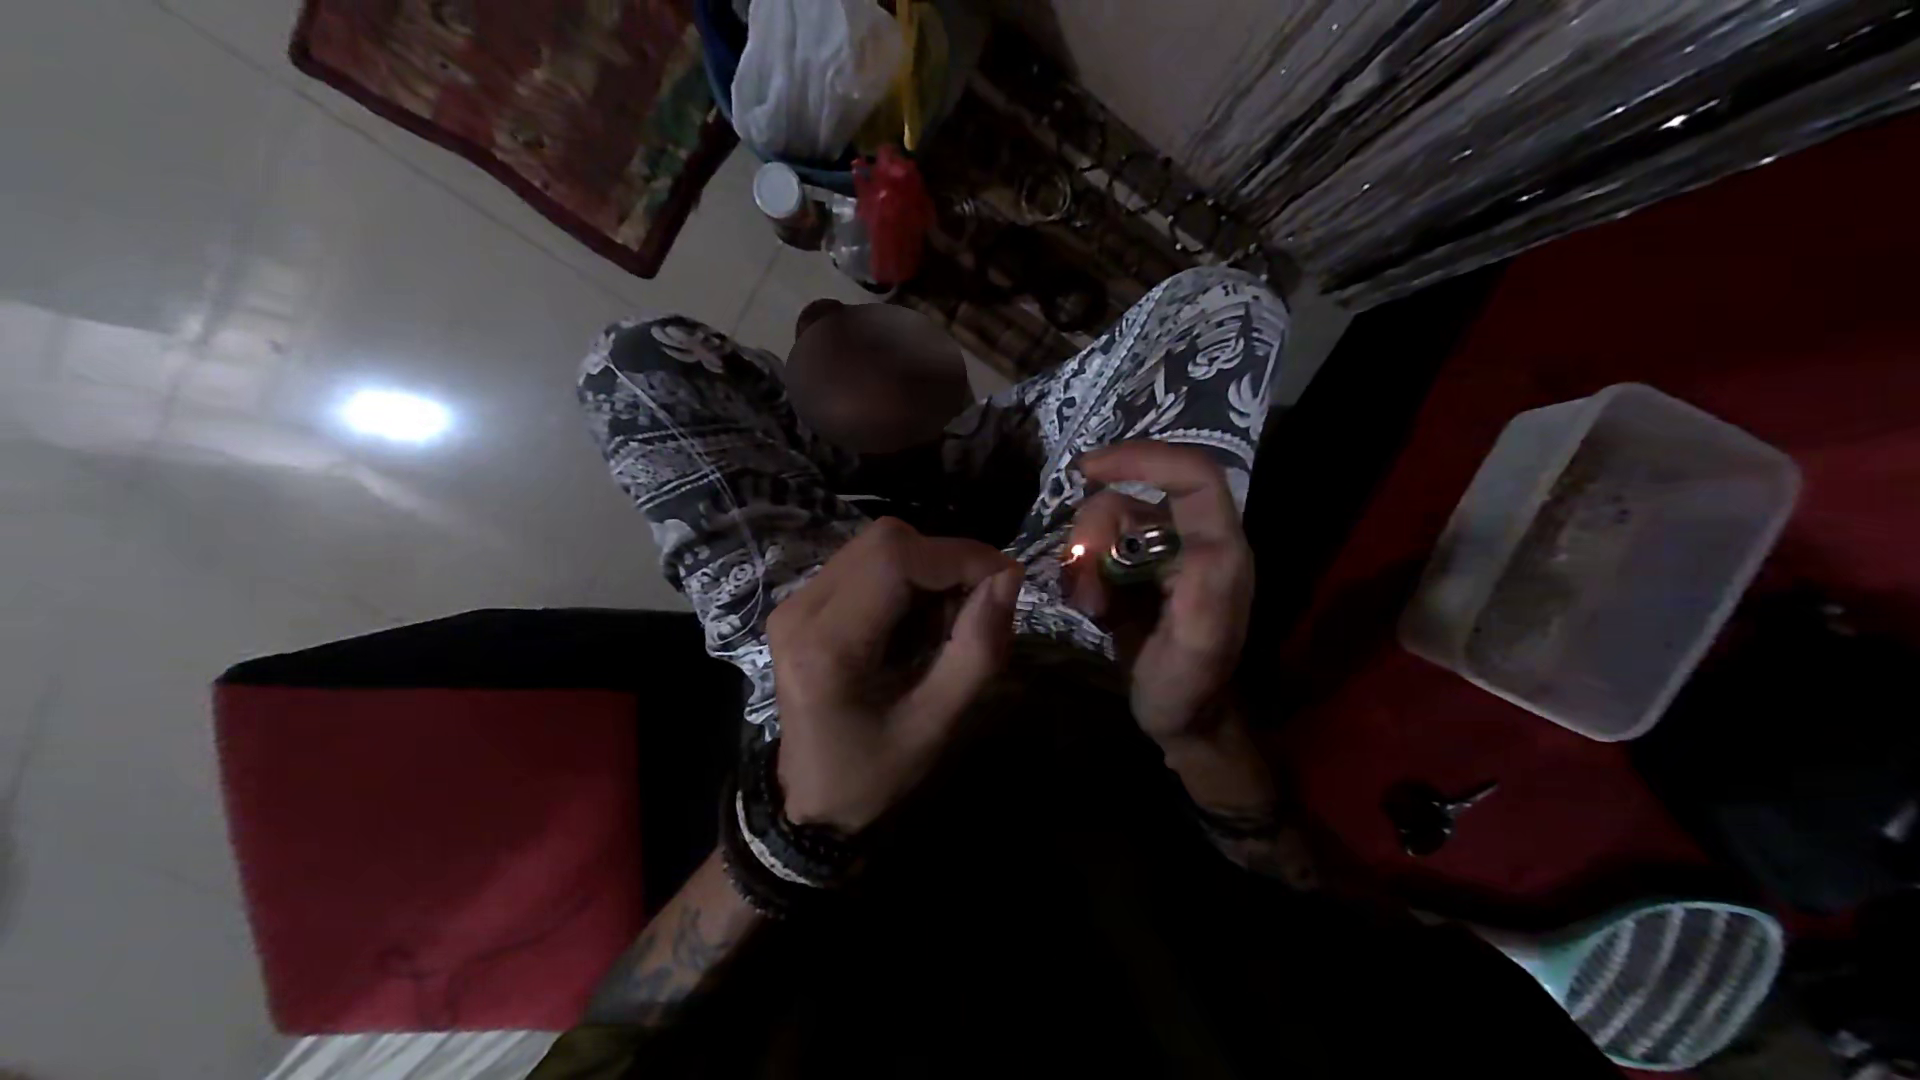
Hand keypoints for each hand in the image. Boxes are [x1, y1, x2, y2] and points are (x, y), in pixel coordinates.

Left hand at [768, 517, 1022, 831]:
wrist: (810, 797)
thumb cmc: (873, 774)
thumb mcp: (936, 724)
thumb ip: (977, 650)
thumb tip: (1008, 578)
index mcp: (827, 645)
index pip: (894, 559)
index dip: (959, 557)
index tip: (1005, 580)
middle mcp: (801, 608)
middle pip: (886, 541)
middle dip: (946, 562)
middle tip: (976, 606)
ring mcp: (796, 601)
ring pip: (879, 546)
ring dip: (929, 569)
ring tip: (946, 620)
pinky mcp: (804, 602)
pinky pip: (867, 562)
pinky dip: (908, 578)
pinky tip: (917, 621)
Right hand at [1064, 441, 1253, 746]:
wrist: (1180, 717)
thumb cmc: (1191, 687)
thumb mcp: (1200, 647)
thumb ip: (1206, 595)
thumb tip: (1195, 541)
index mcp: (1218, 549)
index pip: (1193, 475)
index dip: (1145, 458)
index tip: (1088, 470)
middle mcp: (1189, 541)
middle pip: (1127, 501)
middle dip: (1092, 537)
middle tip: (1084, 592)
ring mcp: (1156, 555)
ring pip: (1103, 525)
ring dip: (1083, 562)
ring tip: (1088, 607)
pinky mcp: (1131, 571)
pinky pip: (1093, 550)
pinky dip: (1080, 572)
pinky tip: (1087, 605)